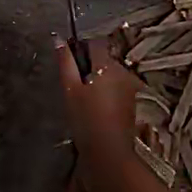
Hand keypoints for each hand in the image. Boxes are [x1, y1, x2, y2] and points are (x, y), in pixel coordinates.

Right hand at [55, 38, 139, 185]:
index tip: (71, 62)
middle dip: (91, 66)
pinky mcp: (133, 101)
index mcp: (107, 65)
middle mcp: (123, 71)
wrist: (109, 153)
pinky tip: (98, 107)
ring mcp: (131, 86)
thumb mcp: (70, 89)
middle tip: (76, 85)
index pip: (95, 43)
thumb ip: (65, 62)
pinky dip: (108, 91)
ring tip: (86, 98)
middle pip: (104, 58)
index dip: (81, 48)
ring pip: (111, 73)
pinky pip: (118, 86)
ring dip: (100, 79)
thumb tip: (58, 38)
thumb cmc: (86, 120)